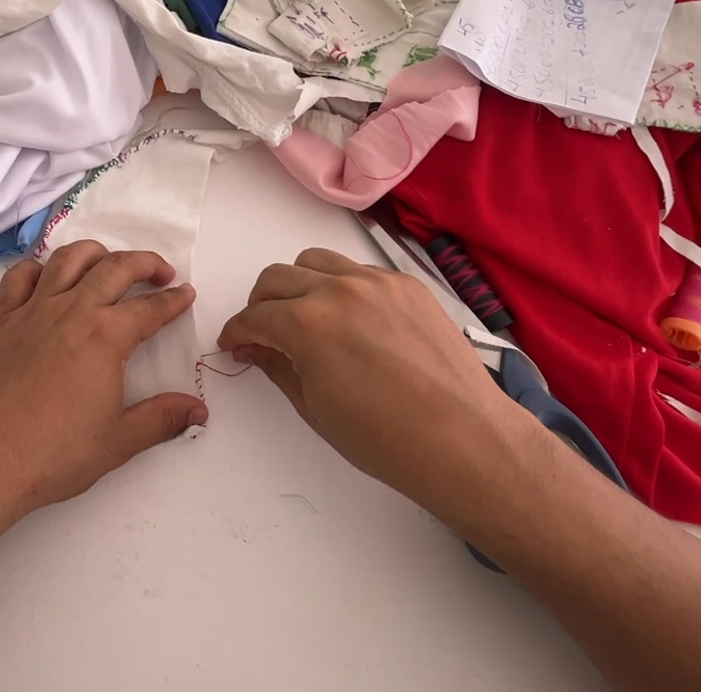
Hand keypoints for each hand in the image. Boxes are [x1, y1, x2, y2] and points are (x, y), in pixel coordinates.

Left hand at [0, 241, 207, 526]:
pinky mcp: (3, 322)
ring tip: (110, 263)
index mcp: (105, 336)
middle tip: (162, 273)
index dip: (173, 300)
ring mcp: (33, 312)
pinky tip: (49, 278)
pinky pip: (19, 277)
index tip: (187, 294)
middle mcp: (71, 311)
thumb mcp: (119, 441)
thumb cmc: (55, 453)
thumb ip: (163, 419)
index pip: (149, 308)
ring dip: (95, 253)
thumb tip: (199, 410)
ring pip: (67, 259)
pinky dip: (37, 268)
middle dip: (145, 263)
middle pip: (114, 267)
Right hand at [218, 247, 530, 513]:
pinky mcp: (407, 284)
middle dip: (260, 304)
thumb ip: (277, 366)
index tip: (234, 343)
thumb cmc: (384, 438)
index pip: (254, 315)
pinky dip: (342, 286)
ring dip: (298, 284)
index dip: (236, 331)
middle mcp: (336, 289)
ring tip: (306, 314)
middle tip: (264, 331)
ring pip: (315, 261)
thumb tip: (257, 347)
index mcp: (306, 323)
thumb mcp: (314, 408)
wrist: (466, 440)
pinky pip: (358, 271)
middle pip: (276, 277)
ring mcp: (376, 282)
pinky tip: (353, 319)